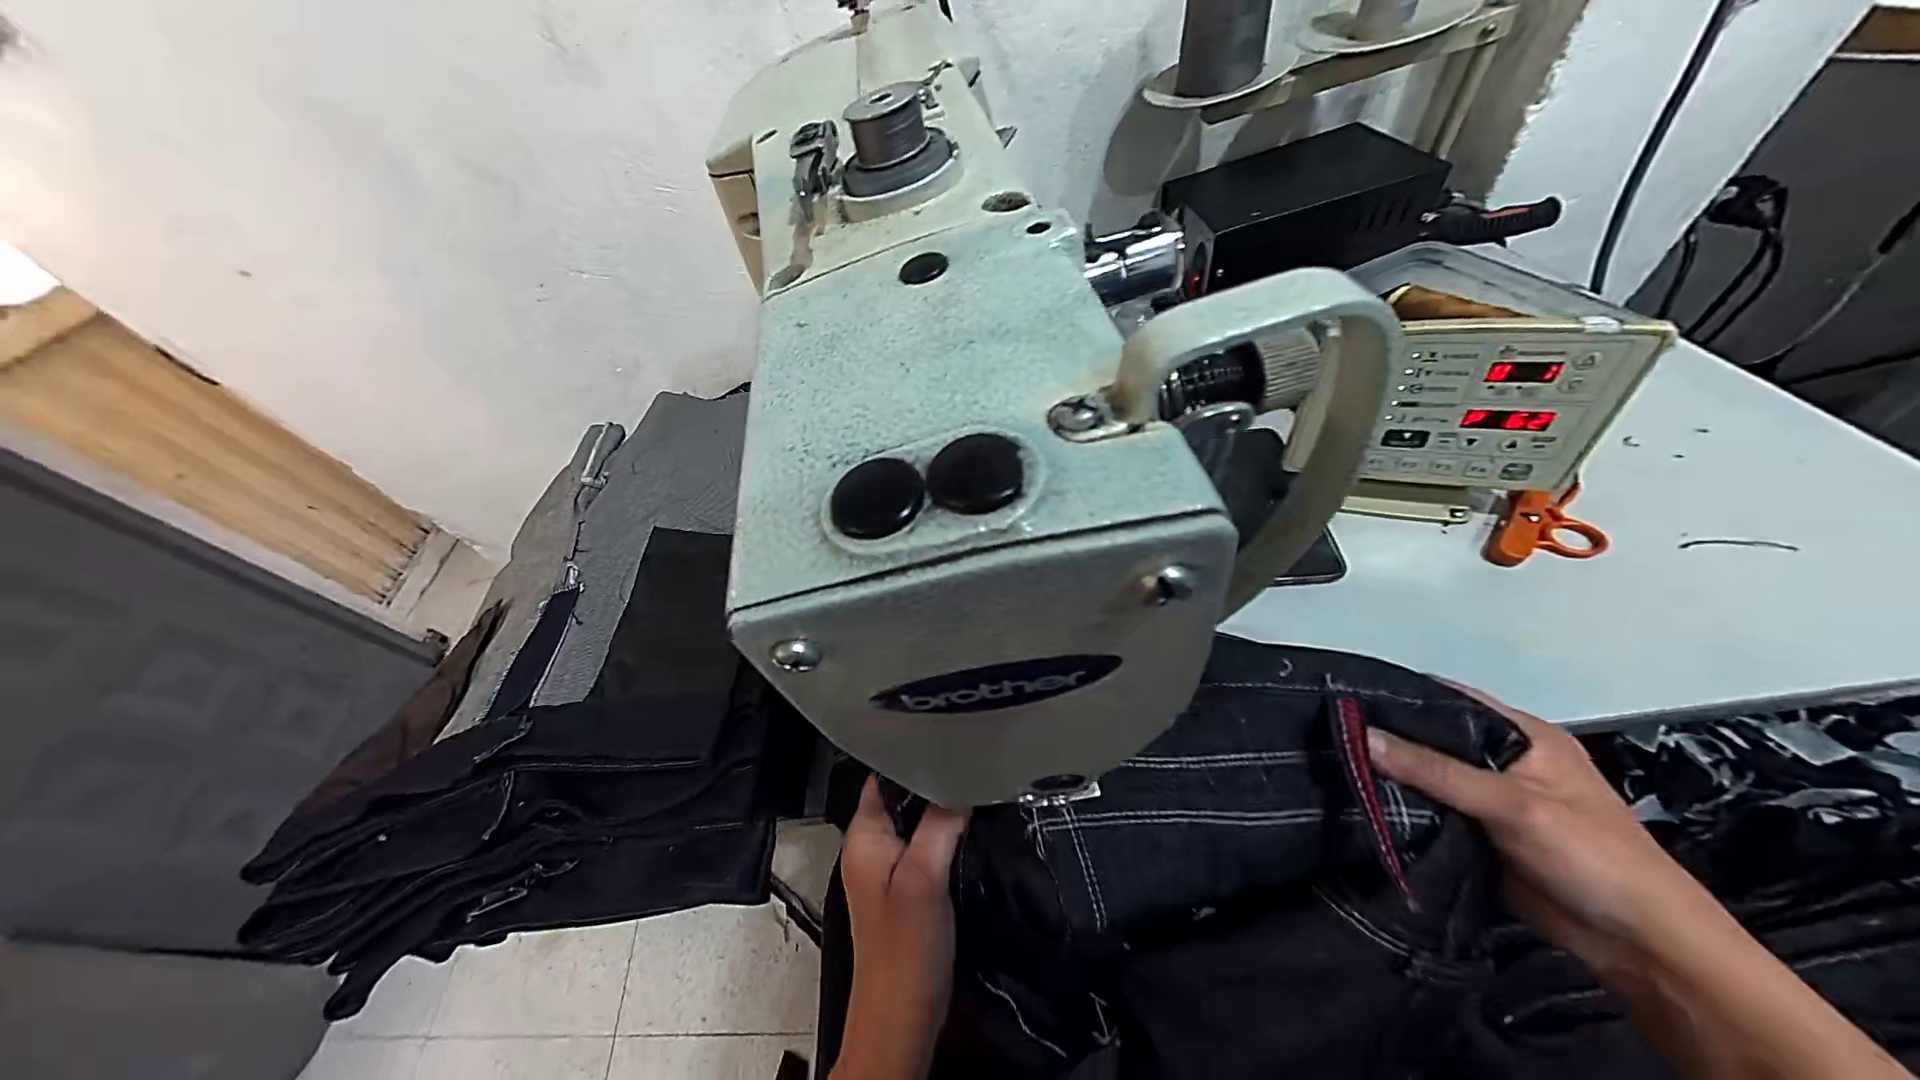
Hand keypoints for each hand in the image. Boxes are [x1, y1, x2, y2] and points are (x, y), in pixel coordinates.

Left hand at [831, 778, 968, 1079]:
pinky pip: (924, 841)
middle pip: (900, 794)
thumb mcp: (925, 876)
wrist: (902, 1017)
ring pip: (915, 818)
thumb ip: (940, 824)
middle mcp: (871, 846)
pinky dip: (943, 828)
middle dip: (930, 774)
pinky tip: (968, 821)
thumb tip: (961, 779)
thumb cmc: (904, 948)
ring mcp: (888, 867)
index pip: (880, 775)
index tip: (943, 731)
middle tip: (967, 750)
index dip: (909, 752)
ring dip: (938, 803)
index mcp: (863, 836)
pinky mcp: (907, 886)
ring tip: (972, 776)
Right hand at [1371, 685, 1915, 1079]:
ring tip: (1334, 762)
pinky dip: (1399, 807)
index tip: (1347, 695)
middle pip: (1431, 739)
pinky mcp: (1475, 834)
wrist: (1639, 944)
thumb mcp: (1514, 804)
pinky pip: (1427, 812)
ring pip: (1424, 777)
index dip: (1402, 694)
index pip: (1451, 700)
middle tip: (1330, 731)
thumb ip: (1437, 770)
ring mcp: (1487, 799)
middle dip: (1386, 736)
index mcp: (1523, 736)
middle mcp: (1501, 761)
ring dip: (1389, 774)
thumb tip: (1364, 737)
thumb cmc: (1595, 858)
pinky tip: (1362, 801)